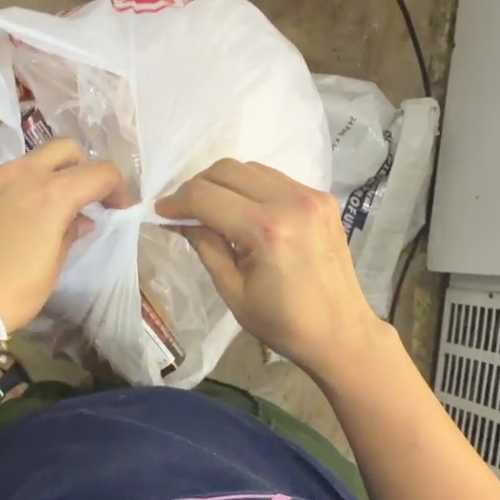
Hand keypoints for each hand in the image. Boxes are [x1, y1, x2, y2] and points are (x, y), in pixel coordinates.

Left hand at [0, 138, 124, 352]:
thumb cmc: (7, 292)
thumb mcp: (50, 271)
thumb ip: (68, 236)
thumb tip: (79, 220)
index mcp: (53, 194)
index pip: (99, 172)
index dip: (116, 188)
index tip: (118, 209)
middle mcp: (23, 174)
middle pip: (65, 149)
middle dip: (83, 168)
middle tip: (85, 199)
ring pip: (32, 160)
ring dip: (49, 176)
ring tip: (48, 211)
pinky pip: (6, 175)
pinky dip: (21, 186)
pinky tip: (17, 217)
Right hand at [156, 159, 385, 378]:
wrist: (339, 331)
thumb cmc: (283, 323)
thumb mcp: (233, 291)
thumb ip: (206, 247)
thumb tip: (180, 221)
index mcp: (266, 230)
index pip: (206, 197)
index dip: (177, 202)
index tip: (160, 212)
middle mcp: (290, 201)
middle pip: (227, 170)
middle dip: (197, 186)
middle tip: (183, 210)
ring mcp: (310, 196)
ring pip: (251, 168)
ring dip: (223, 184)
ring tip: (210, 210)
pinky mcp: (321, 199)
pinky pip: (274, 179)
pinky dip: (250, 188)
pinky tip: (242, 212)